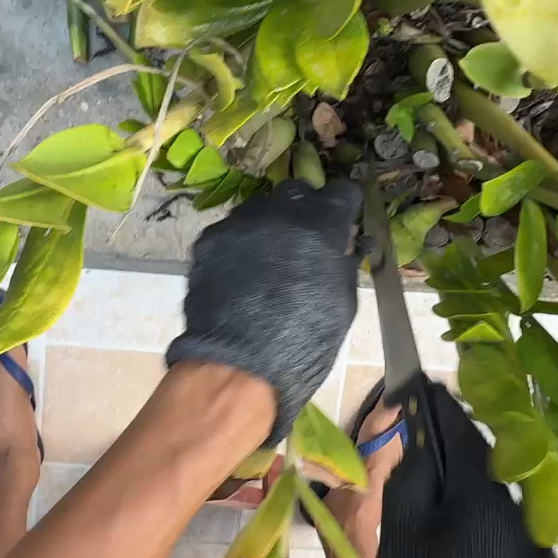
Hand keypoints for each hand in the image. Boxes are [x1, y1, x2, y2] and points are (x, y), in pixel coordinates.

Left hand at [167, 178, 360, 441]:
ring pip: (261, 208)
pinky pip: (231, 230)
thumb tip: (347, 243)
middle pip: (298, 192)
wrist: (239, 366)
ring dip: (270, 224)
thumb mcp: (343, 302)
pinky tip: (239, 273)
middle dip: (305, 209)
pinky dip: (240, 244)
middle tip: (305, 240)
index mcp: (322, 224)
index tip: (343, 220)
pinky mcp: (210, 237)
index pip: (341, 191)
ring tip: (269, 259)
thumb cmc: (306, 342)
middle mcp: (280, 211)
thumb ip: (345, 262)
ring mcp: (241, 221)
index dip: (344, 206)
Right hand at [377, 383, 557, 557]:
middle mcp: (517, 509)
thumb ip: (411, 477)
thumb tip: (419, 436)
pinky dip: (484, 510)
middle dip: (452, 439)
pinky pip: (508, 520)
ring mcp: (535, 541)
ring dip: (468, 478)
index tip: (418, 381)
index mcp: (480, 495)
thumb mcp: (402, 536)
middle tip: (422, 431)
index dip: (436, 401)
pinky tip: (464, 529)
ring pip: (495, 488)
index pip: (458, 427)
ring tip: (439, 486)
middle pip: (480, 456)